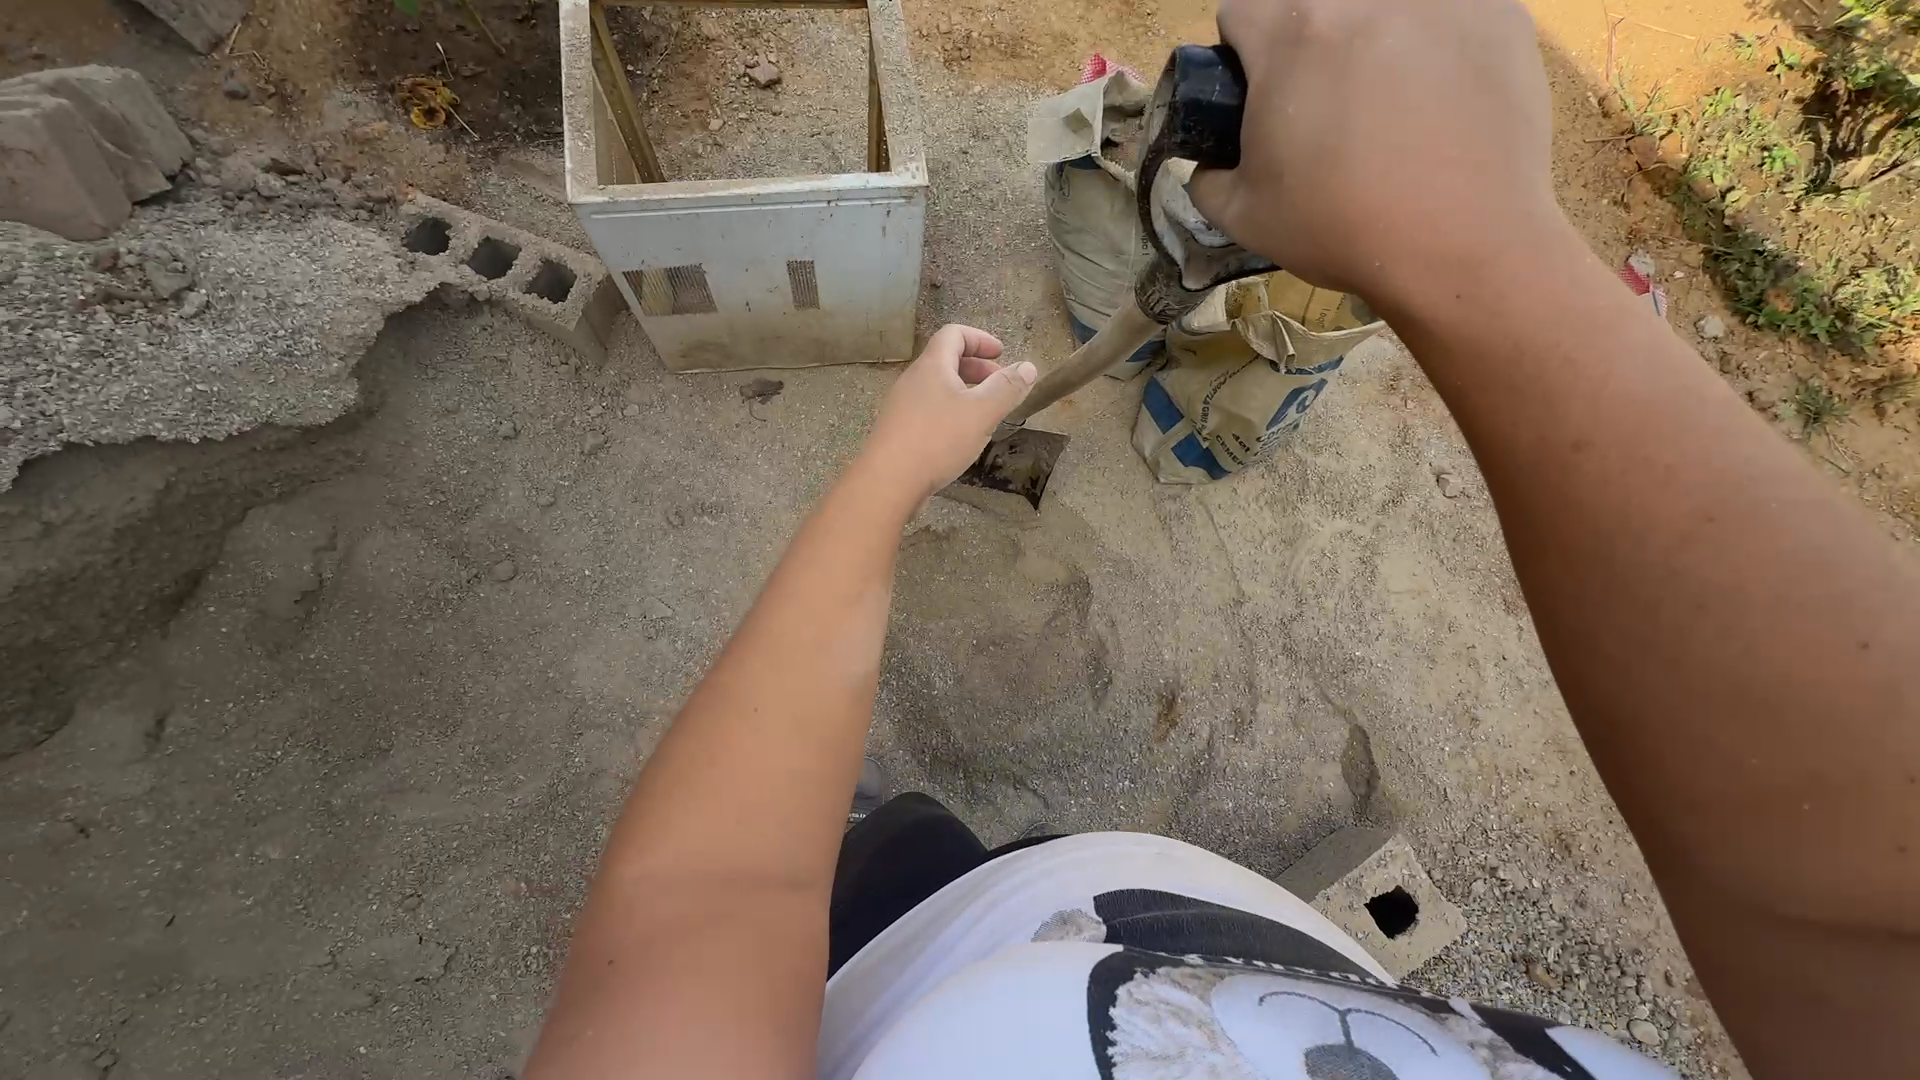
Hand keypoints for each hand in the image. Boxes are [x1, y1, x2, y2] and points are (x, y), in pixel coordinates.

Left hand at [860, 324, 1036, 504]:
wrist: (888, 482)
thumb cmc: (937, 440)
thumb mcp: (982, 412)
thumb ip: (1007, 388)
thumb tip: (1028, 367)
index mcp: (932, 366)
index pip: (954, 335)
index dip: (980, 339)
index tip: (1001, 353)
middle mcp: (913, 380)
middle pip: (945, 361)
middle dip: (977, 368)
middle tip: (1000, 386)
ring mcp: (902, 406)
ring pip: (937, 388)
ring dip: (965, 393)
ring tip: (985, 414)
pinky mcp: (898, 431)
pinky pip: (929, 411)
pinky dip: (950, 413)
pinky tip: (961, 438)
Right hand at [1188, 0, 1559, 308]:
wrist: (1456, 243)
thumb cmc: (1335, 228)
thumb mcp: (1243, 218)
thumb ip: (1207, 178)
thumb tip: (1211, 163)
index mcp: (1292, 35)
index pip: (1242, 7)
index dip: (1239, 51)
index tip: (1255, 92)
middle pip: (1314, 5)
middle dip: (1306, 46)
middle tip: (1320, 107)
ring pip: (1381, 11)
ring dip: (1369, 42)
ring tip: (1384, 105)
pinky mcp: (1499, 13)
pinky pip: (1446, 15)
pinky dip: (1432, 46)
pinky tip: (1439, 103)